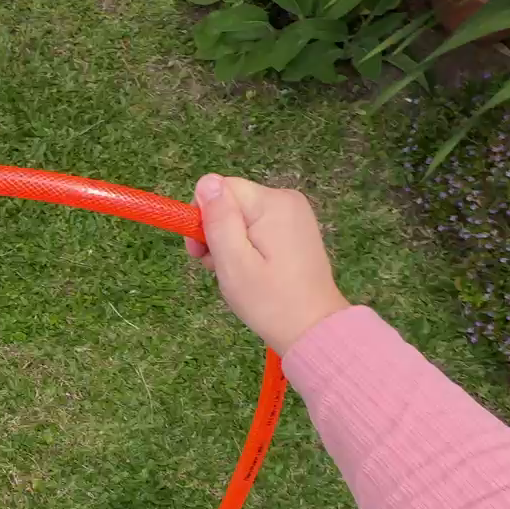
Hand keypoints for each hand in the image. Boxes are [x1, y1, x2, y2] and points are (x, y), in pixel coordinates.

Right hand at [184, 174, 348, 354]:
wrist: (311, 328)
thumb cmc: (268, 300)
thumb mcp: (233, 262)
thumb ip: (218, 219)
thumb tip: (205, 181)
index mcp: (272, 204)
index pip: (220, 188)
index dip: (201, 216)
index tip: (198, 250)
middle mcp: (286, 200)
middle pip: (230, 202)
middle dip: (213, 232)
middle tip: (213, 267)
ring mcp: (293, 214)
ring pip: (239, 216)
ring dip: (226, 242)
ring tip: (233, 273)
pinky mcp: (293, 229)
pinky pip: (255, 226)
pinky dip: (242, 246)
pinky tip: (247, 270)